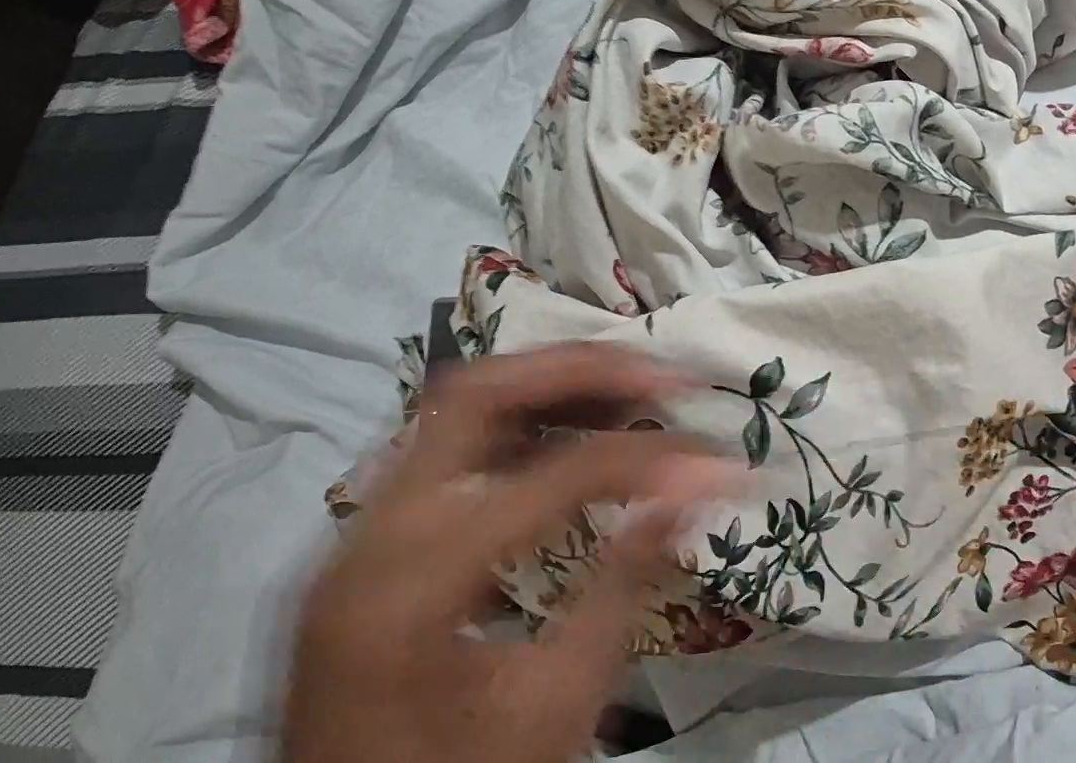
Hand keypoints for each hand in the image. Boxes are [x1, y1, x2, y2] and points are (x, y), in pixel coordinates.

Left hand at [281, 344, 730, 762]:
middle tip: (664, 377)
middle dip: (581, 371)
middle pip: (475, 396)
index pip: (549, 479)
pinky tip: (571, 431)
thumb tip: (692, 490)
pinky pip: (444, 446)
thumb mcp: (554, 703)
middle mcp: (367, 536)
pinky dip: (517, 421)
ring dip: (550, 386)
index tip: (719, 462)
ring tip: (633, 391)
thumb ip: (622, 586)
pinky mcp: (367, 543)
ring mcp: (356, 533)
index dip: (646, 459)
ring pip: (455, 408)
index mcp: (410, 587)